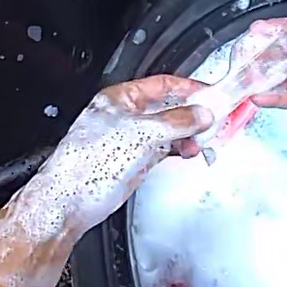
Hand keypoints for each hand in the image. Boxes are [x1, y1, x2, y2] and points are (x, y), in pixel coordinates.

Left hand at [0, 75, 212, 255]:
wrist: (70, 202)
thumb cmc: (88, 164)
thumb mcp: (143, 134)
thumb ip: (177, 121)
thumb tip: (202, 114)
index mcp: (121, 98)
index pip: (163, 84)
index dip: (191, 88)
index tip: (213, 96)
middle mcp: (126, 116)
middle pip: (169, 107)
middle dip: (194, 114)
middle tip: (216, 120)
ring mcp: (130, 139)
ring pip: (169, 130)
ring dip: (189, 134)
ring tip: (204, 140)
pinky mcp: (134, 160)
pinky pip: (164, 148)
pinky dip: (179, 149)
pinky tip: (189, 152)